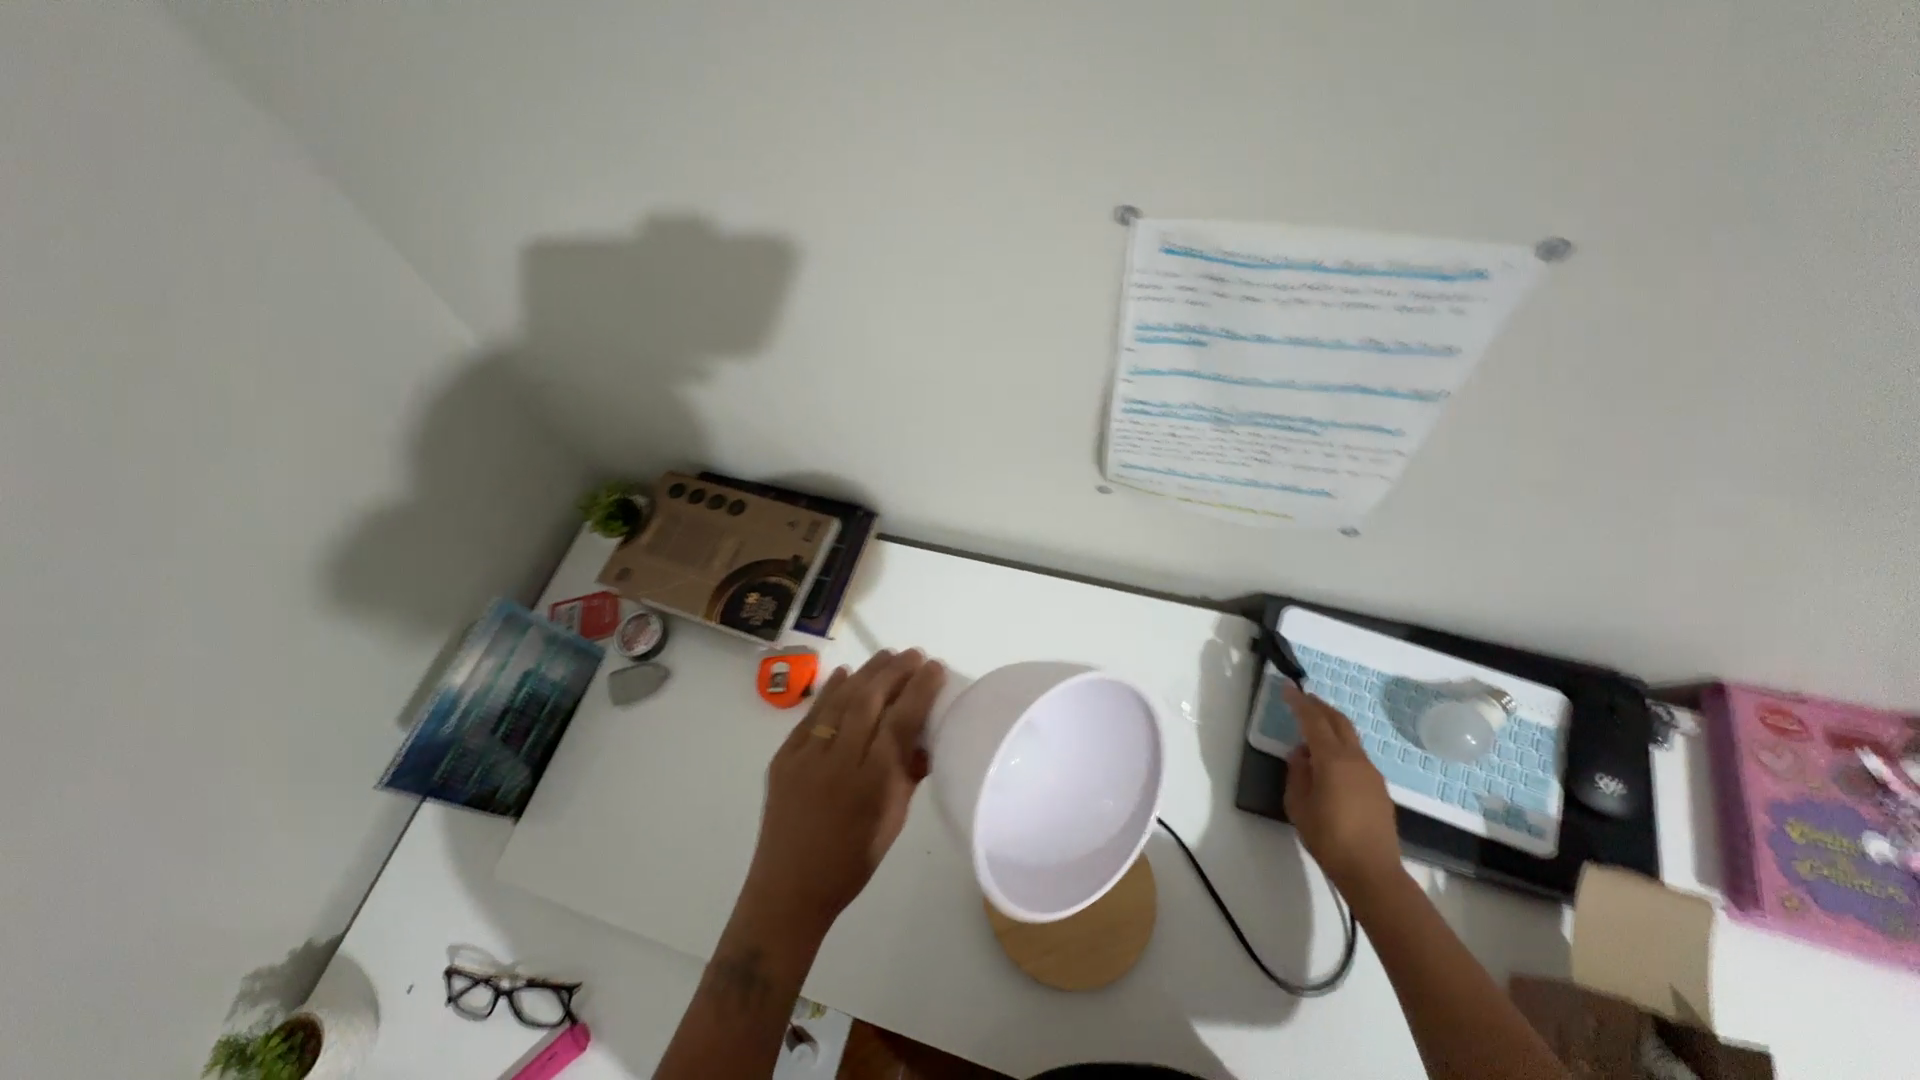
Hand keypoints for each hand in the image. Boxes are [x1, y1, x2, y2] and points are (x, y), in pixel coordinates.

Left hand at [738, 649, 945, 938]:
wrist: (789, 889)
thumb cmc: (851, 864)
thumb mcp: (892, 823)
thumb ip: (907, 776)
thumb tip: (923, 741)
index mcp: (872, 783)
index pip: (900, 722)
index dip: (920, 690)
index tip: (935, 667)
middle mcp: (838, 762)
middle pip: (869, 701)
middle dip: (894, 672)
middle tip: (914, 654)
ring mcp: (806, 757)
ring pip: (839, 701)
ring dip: (865, 674)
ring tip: (886, 655)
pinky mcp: (783, 758)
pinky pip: (811, 716)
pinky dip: (829, 692)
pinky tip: (844, 675)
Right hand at [1281, 681, 1404, 893]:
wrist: (1372, 870)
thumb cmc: (1328, 837)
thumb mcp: (1298, 805)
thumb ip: (1297, 774)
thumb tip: (1301, 755)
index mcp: (1333, 760)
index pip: (1314, 721)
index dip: (1300, 703)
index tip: (1288, 689)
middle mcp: (1356, 759)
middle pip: (1339, 722)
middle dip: (1320, 707)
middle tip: (1303, 699)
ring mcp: (1371, 773)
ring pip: (1351, 739)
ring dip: (1332, 727)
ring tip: (1313, 730)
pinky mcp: (1378, 789)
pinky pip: (1357, 757)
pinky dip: (1340, 747)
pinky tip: (1329, 762)